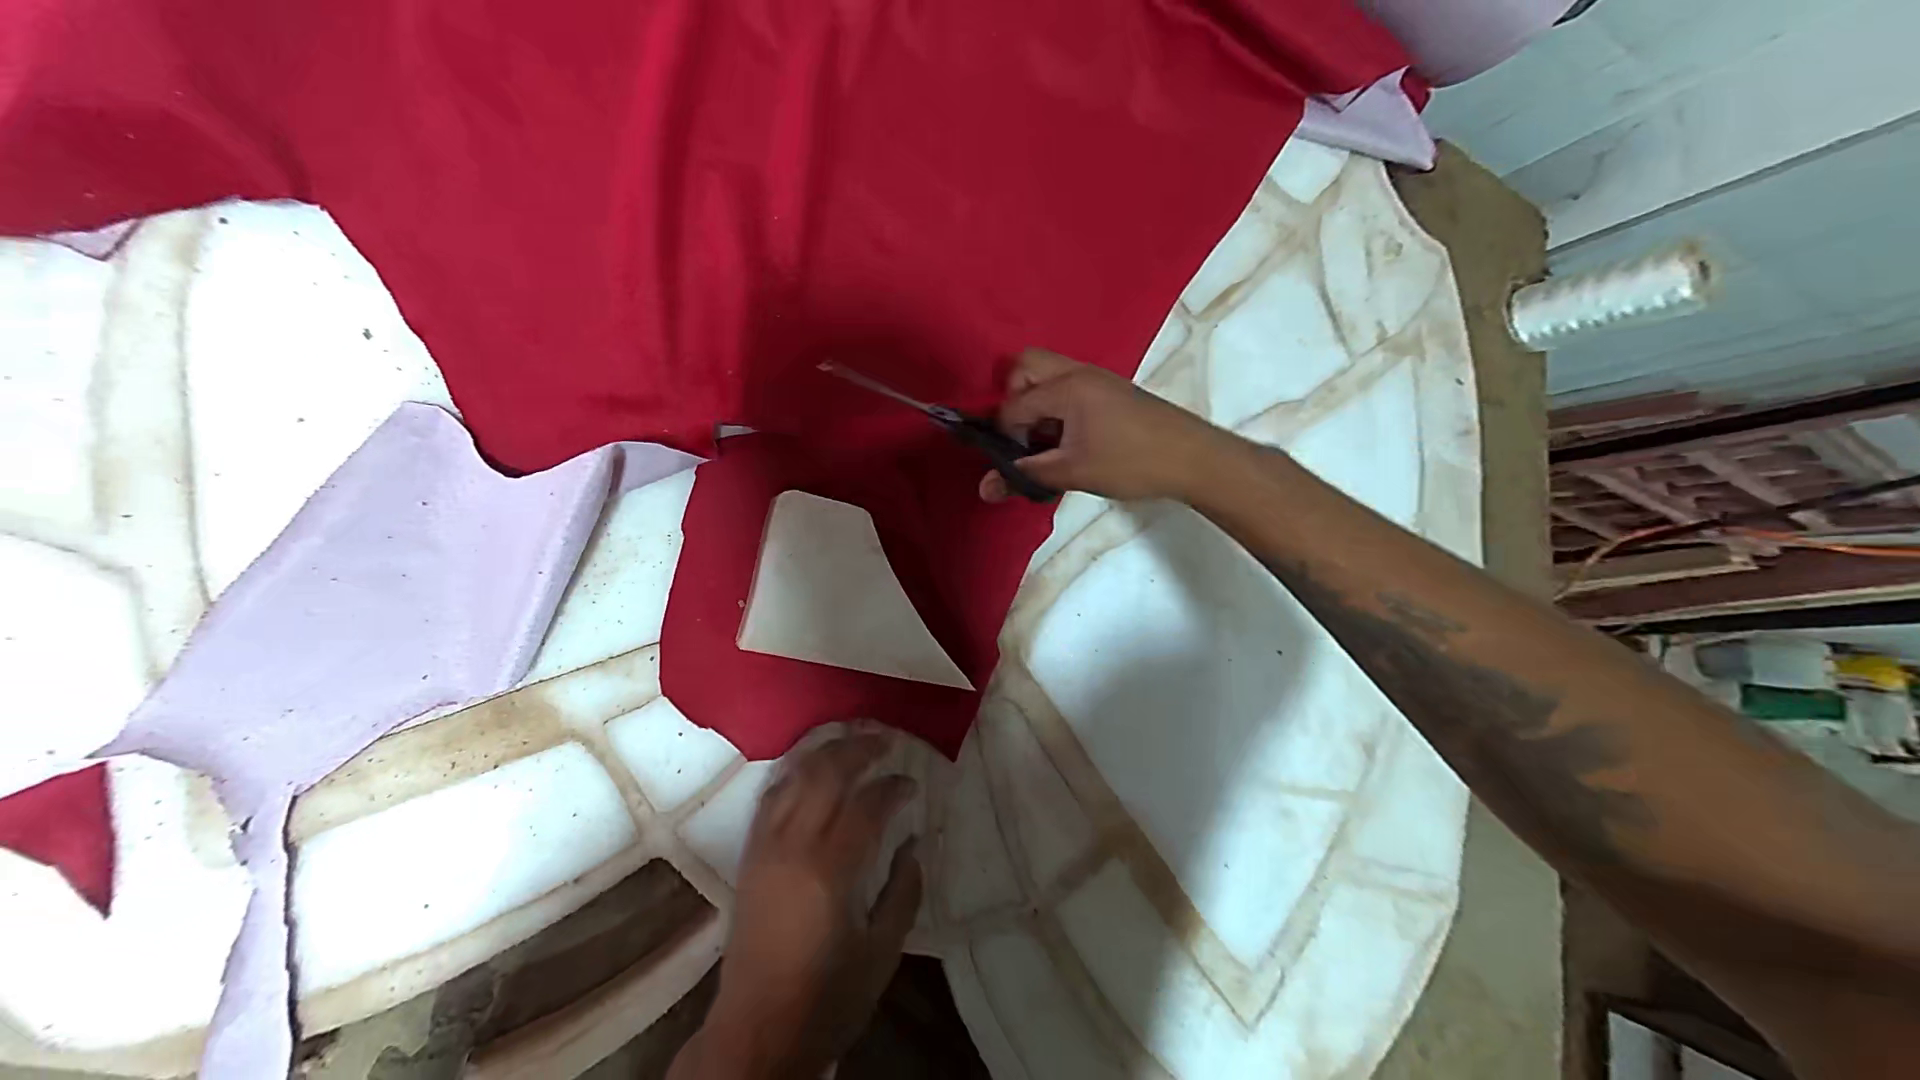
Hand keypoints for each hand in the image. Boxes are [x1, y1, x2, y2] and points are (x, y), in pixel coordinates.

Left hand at [671, 732, 921, 1078]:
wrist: (756, 1032)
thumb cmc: (827, 998)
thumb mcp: (882, 951)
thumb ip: (904, 890)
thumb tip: (913, 842)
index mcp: (831, 870)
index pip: (868, 804)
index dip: (894, 787)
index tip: (912, 784)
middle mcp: (793, 846)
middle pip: (826, 773)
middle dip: (859, 749)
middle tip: (885, 740)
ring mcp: (765, 847)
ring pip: (794, 776)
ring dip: (825, 752)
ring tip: (851, 741)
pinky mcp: (749, 856)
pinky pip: (771, 796)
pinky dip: (794, 772)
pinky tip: (810, 767)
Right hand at [979, 348, 1233, 503]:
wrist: (1192, 458)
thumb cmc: (1131, 462)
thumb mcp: (1073, 472)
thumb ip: (1025, 476)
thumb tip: (984, 490)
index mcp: (1066, 386)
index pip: (1013, 404)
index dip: (1005, 436)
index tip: (1015, 462)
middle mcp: (1077, 372)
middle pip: (1025, 366)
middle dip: (1012, 399)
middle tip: (1023, 435)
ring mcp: (1096, 378)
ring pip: (1047, 374)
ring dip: (1034, 402)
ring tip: (1044, 441)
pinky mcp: (1109, 390)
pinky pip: (1066, 386)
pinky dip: (1054, 406)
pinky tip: (1066, 439)